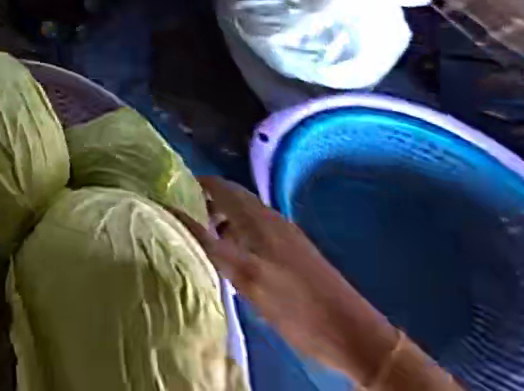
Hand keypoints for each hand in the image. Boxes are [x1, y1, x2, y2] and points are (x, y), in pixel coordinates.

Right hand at [173, 177, 442, 388]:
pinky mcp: (293, 254)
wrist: (357, 338)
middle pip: (229, 197)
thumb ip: (206, 242)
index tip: (167, 194)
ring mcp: (284, 235)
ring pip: (242, 216)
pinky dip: (235, 236)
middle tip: (178, 219)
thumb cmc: (295, 304)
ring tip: (199, 242)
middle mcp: (269, 217)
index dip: (191, 184)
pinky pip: (254, 232)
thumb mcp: (244, 275)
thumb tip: (168, 210)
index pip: (217, 184)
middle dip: (202, 202)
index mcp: (257, 215)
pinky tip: (230, 261)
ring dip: (219, 221)